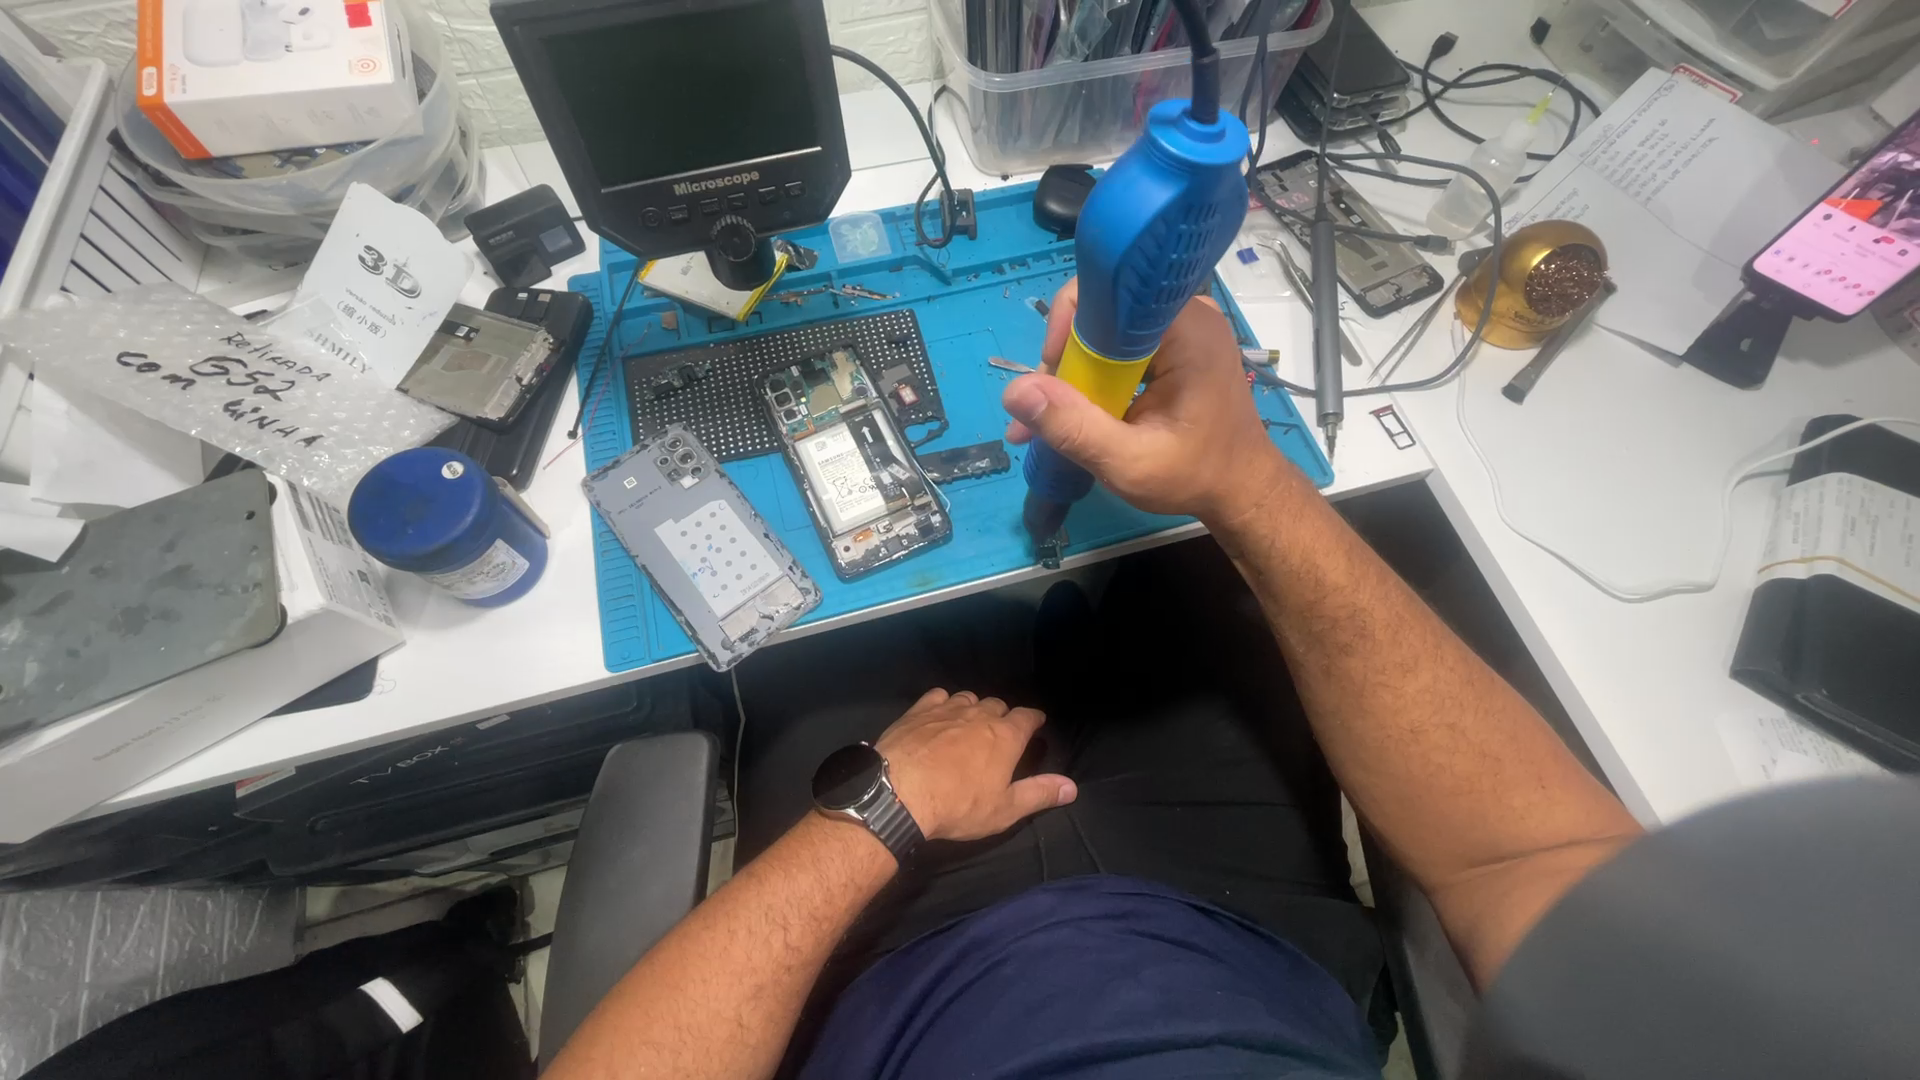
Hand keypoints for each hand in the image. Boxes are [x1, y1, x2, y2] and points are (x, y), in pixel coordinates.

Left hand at [873, 689, 1075, 842]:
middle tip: (999, 732)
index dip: (1033, 719)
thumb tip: (1072, 786)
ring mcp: (946, 709)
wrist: (899, 793)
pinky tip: (939, 714)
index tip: (1035, 723)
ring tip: (970, 723)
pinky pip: (937, 696)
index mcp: (1005, 736)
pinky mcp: (918, 711)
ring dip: (973, 708)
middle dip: (1002, 715)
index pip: (1027, 717)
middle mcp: (979, 714)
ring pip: (968, 698)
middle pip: (997, 705)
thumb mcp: (1004, 809)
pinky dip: (943, 703)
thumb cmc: (958, 805)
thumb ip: (1040, 794)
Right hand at [1002, 279, 1302, 524]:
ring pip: (1104, 336)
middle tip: (1043, 414)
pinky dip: (1092, 381)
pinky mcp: (1173, 350)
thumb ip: (1072, 427)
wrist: (1242, 492)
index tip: (1052, 376)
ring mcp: (1180, 331)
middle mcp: (1184, 315)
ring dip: (1072, 377)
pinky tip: (1073, 416)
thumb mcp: (1128, 462)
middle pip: (1100, 315)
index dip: (1067, 327)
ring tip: (1048, 424)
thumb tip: (1013, 393)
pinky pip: (1118, 351)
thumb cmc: (1196, 477)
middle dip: (1063, 362)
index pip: (1107, 292)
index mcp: (1185, 327)